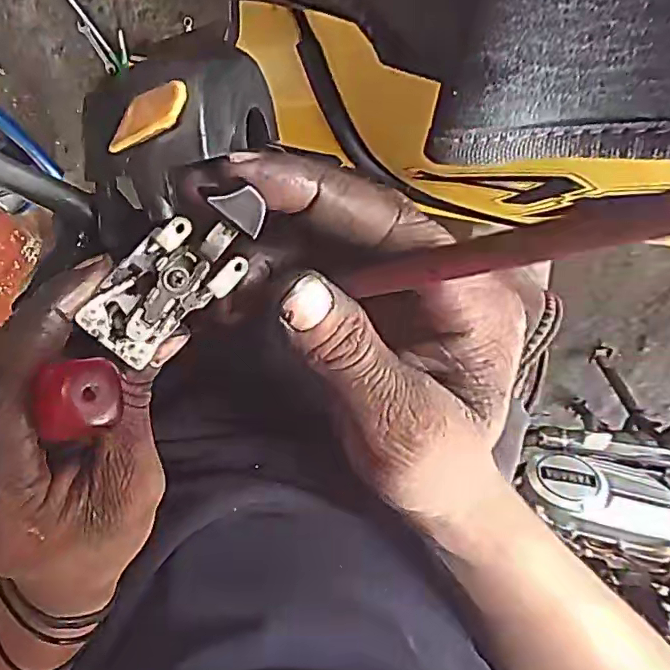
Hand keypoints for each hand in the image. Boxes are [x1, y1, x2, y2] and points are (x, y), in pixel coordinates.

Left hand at [0, 259, 168, 615]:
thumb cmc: (90, 554)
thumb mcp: (131, 486)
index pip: (9, 378)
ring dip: (44, 360)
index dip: (51, 317)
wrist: (48, 592)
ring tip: (85, 384)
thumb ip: (130, 407)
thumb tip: (145, 342)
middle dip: (59, 338)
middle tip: (105, 322)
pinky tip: (55, 398)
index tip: (90, 280)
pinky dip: (24, 378)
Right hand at [223, 151, 537, 528]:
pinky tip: (226, 292)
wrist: (435, 493)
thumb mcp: (402, 422)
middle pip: (338, 212)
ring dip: (250, 244)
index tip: (244, 177)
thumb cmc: (441, 466)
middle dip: (264, 201)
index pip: (384, 214)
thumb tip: (295, 291)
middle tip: (203, 194)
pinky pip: (295, 270)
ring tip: (207, 261)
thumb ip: (350, 355)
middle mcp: (424, 269)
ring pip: (308, 237)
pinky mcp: (351, 300)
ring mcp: (384, 282)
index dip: (308, 188)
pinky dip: (253, 276)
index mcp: (465, 286)